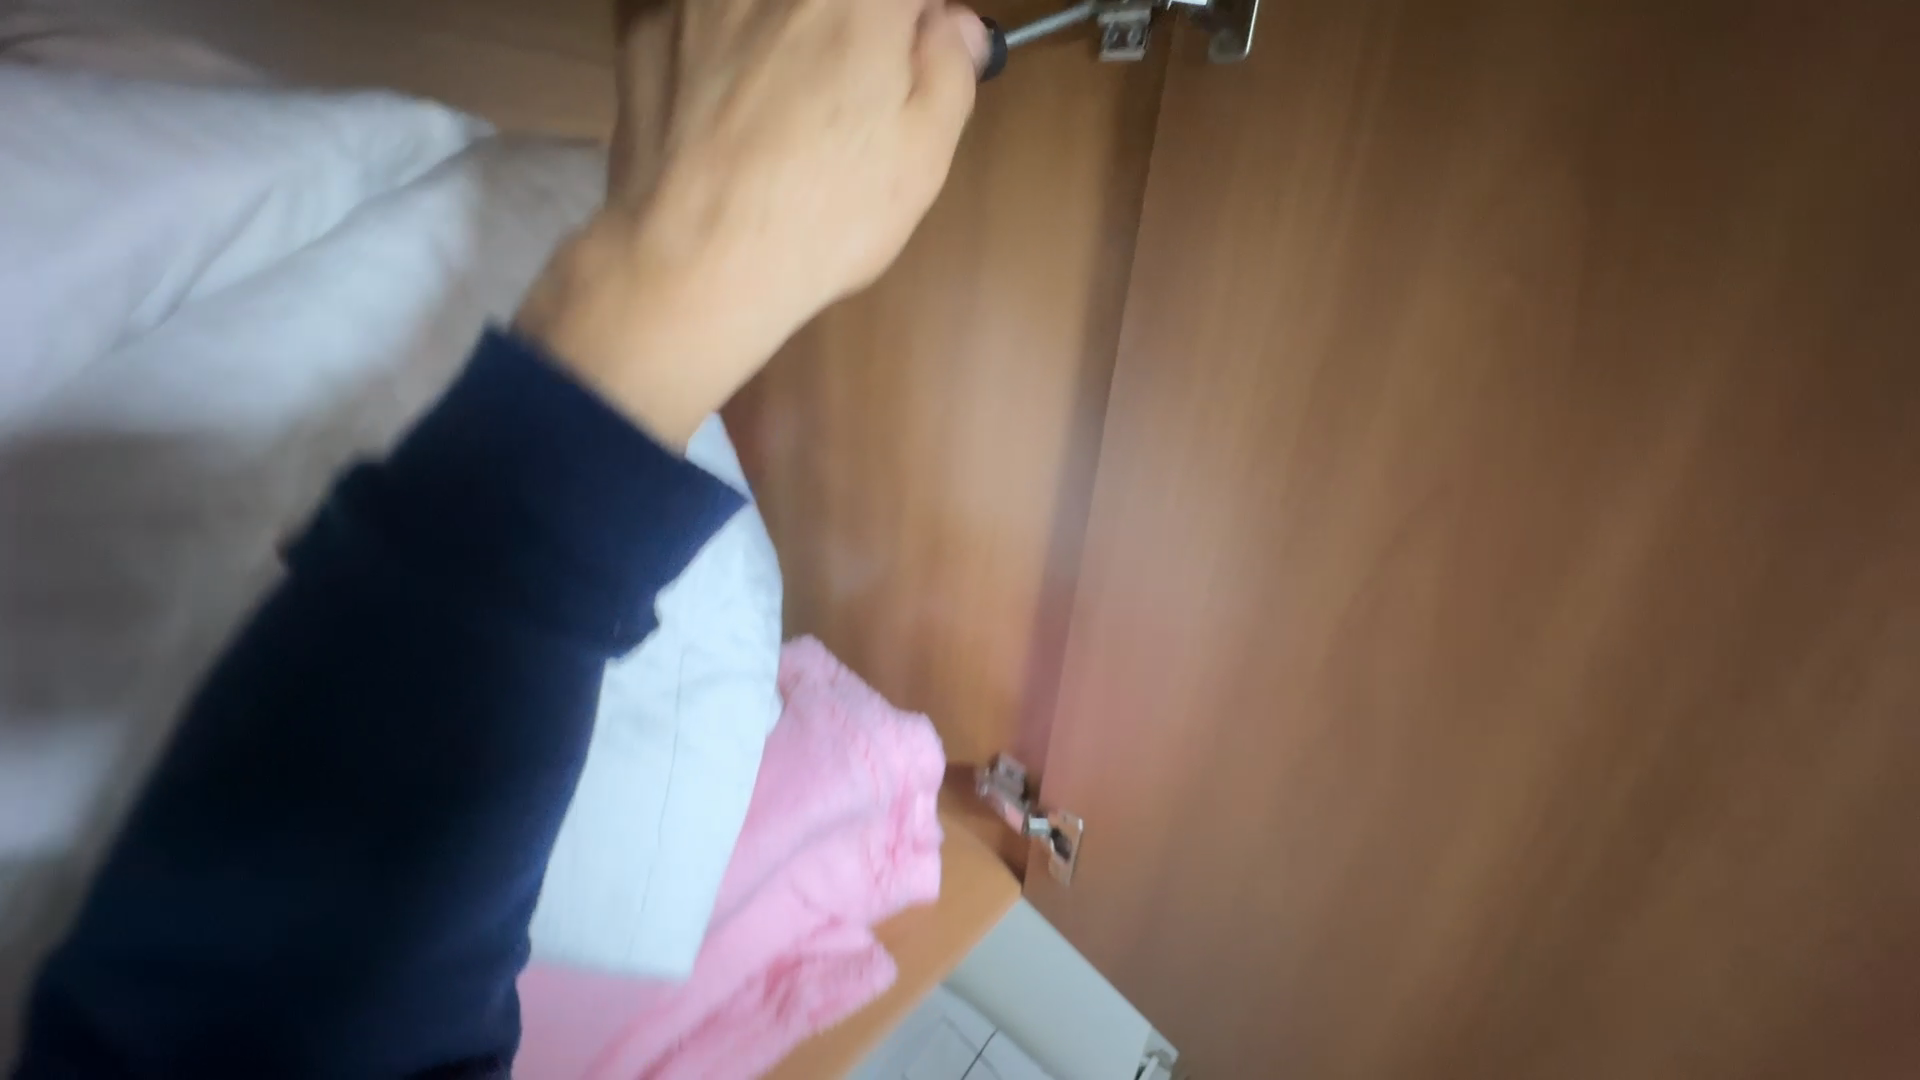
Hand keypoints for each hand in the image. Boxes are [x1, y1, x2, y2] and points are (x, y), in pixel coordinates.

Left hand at [516, 0, 989, 447]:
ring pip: (766, 15)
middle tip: (850, 108)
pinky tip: (728, 122)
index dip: (919, 27)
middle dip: (854, 40)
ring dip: (785, 48)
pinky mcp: (646, 33)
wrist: (702, 262)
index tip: (919, 62)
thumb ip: (950, 70)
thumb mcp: (923, 156)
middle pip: (832, 5)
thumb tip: (954, 26)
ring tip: (783, 124)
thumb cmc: (831, 215)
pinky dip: (721, 59)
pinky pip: (702, 28)